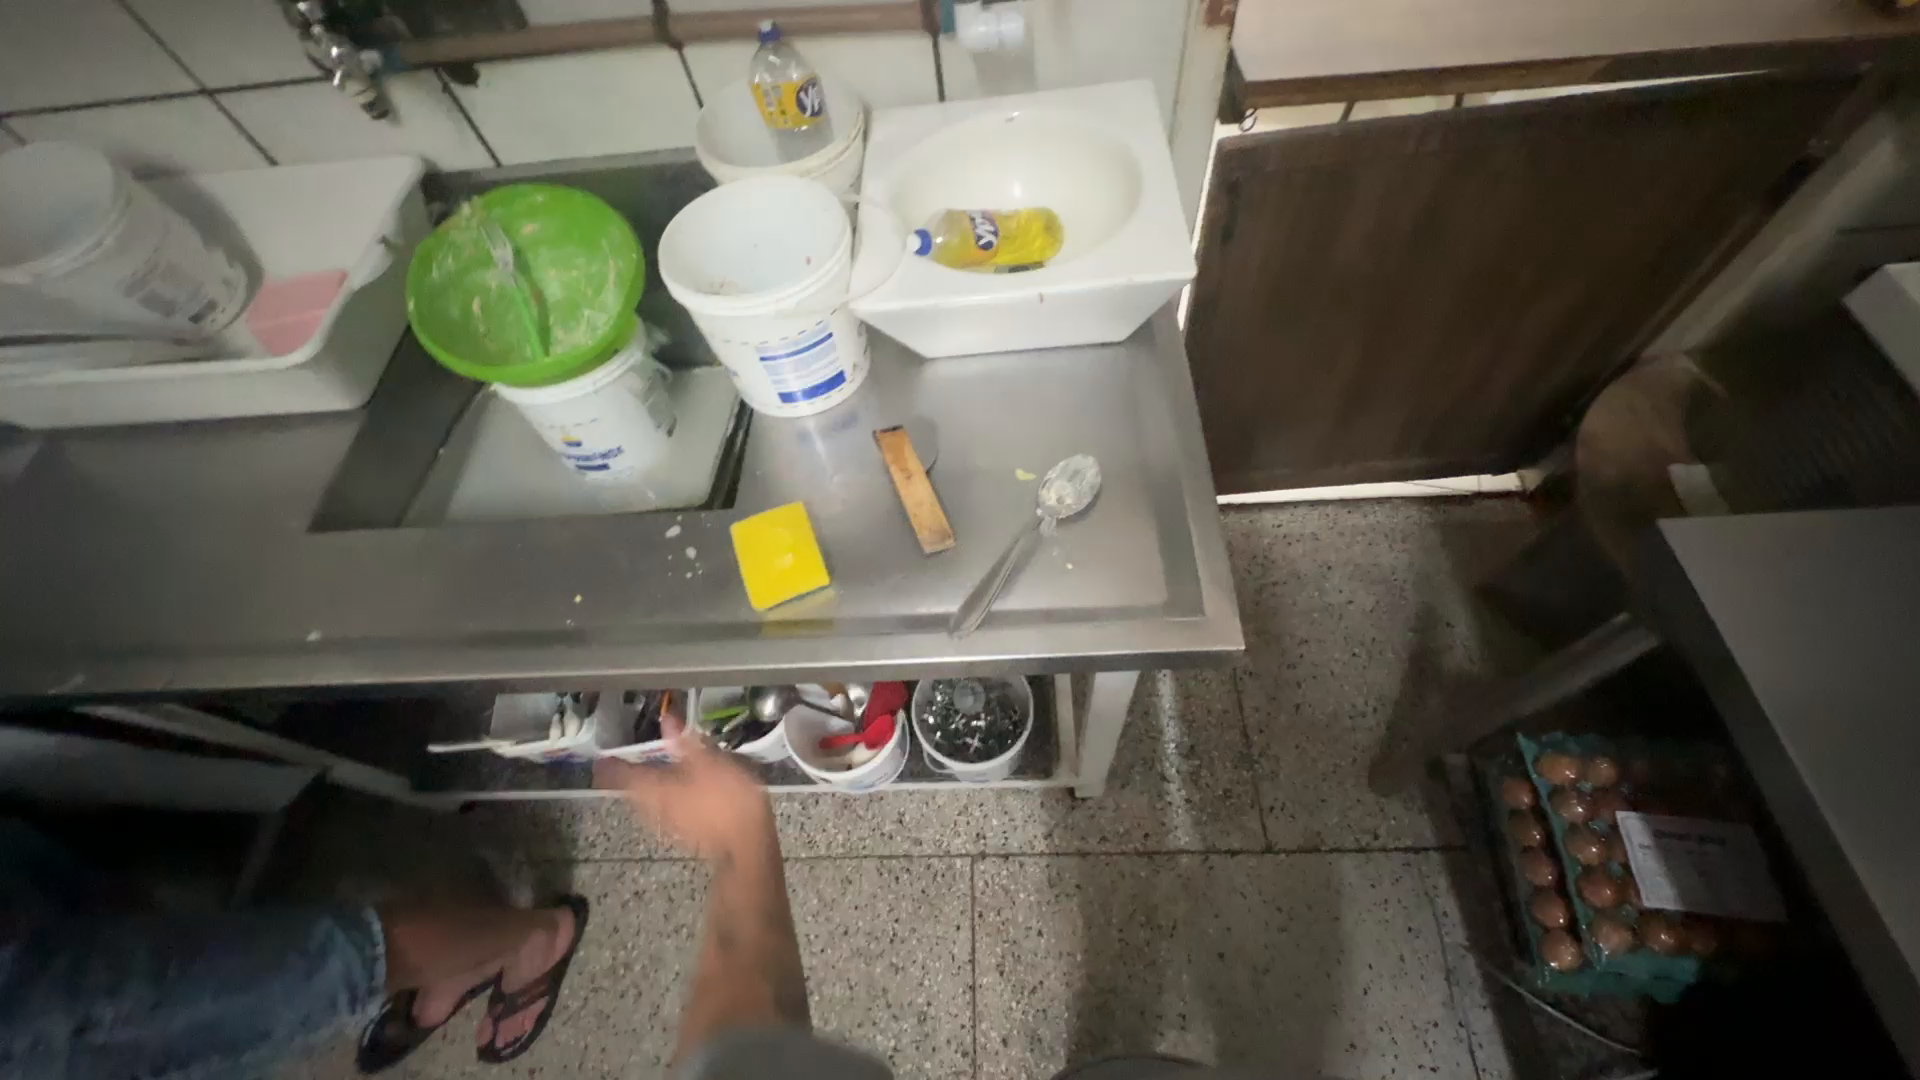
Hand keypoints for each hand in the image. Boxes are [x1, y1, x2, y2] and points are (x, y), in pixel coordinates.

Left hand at [593, 722, 774, 860]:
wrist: (746, 840)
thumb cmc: (727, 797)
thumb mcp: (709, 761)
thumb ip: (685, 741)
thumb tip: (666, 719)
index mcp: (656, 789)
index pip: (623, 776)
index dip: (611, 766)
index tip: (602, 757)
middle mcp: (655, 808)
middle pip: (633, 792)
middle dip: (629, 777)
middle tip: (627, 762)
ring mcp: (669, 823)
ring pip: (649, 802)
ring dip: (647, 788)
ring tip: (652, 774)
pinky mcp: (685, 831)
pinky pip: (665, 810)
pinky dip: (665, 798)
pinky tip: (679, 792)